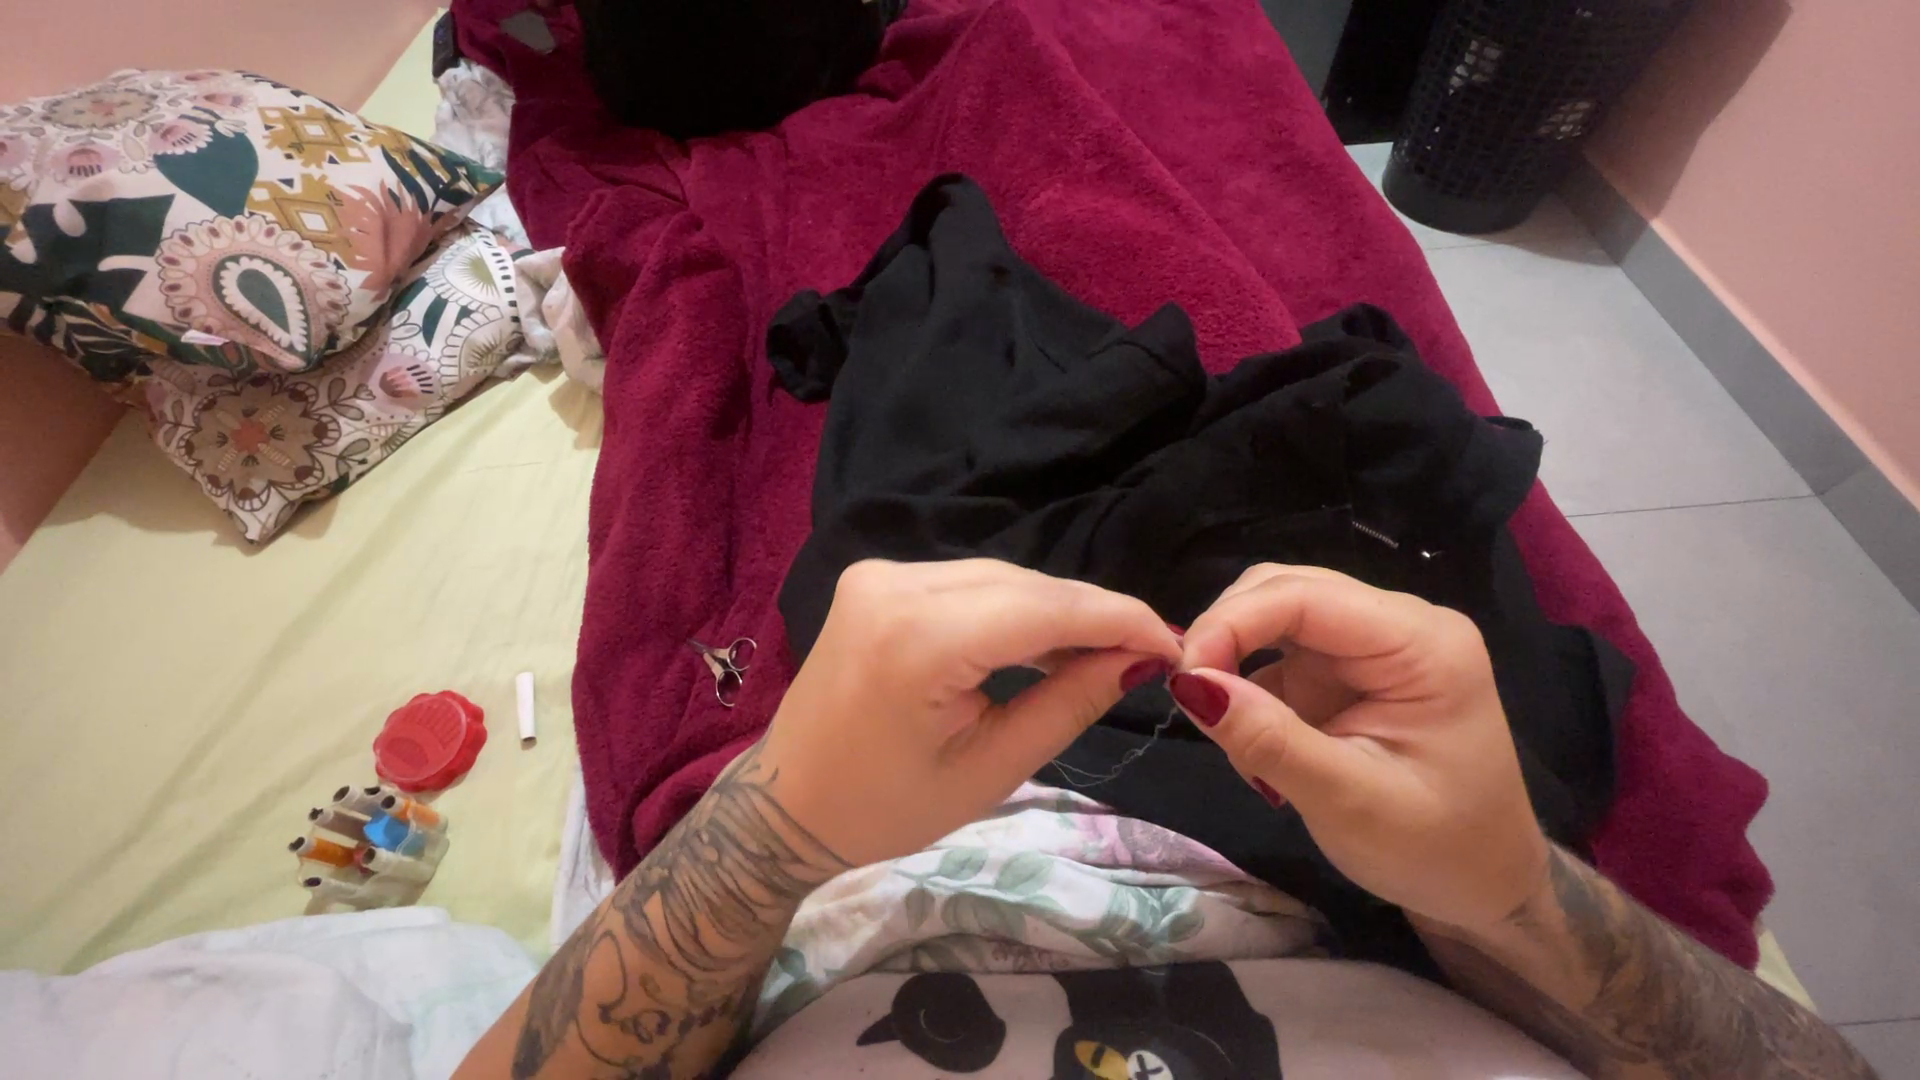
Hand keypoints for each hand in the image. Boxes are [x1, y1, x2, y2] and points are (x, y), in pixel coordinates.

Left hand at [758, 559, 1182, 867]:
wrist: (788, 801)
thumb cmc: (885, 807)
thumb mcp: (990, 769)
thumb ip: (1069, 703)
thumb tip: (1138, 659)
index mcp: (918, 641)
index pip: (1043, 608)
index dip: (1118, 619)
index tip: (1172, 643)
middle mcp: (895, 585)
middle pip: (1023, 585)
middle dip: (1090, 615)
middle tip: (1143, 654)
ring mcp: (881, 574)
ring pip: (999, 577)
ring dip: (1053, 610)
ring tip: (1100, 652)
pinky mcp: (877, 578)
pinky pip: (967, 582)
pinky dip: (1011, 607)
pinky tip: (1040, 639)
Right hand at [1172, 564, 1549, 931]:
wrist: (1485, 888)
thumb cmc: (1436, 851)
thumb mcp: (1348, 802)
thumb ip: (1269, 738)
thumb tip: (1188, 683)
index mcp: (1421, 643)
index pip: (1304, 595)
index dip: (1231, 622)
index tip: (1182, 677)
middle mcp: (1398, 624)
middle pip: (1284, 589)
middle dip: (1226, 634)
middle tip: (1190, 696)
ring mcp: (1372, 643)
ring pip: (1273, 614)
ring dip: (1233, 658)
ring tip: (1228, 725)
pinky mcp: (1347, 667)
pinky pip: (1277, 651)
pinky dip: (1247, 685)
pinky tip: (1255, 736)